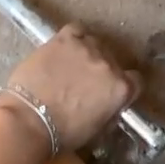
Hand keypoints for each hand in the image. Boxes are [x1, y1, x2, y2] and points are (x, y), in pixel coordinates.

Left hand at [0, 25, 140, 152]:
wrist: (29, 119)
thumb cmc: (63, 133)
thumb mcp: (98, 129)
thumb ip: (111, 109)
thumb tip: (112, 102)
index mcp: (121, 88)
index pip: (135, 80)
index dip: (124, 87)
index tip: (111, 92)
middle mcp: (108, 64)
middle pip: (113, 61)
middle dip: (102, 71)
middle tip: (85, 83)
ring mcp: (86, 48)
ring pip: (94, 44)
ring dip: (87, 54)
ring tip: (70, 66)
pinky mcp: (63, 38)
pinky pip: (76, 30)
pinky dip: (74, 38)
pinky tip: (65, 48)